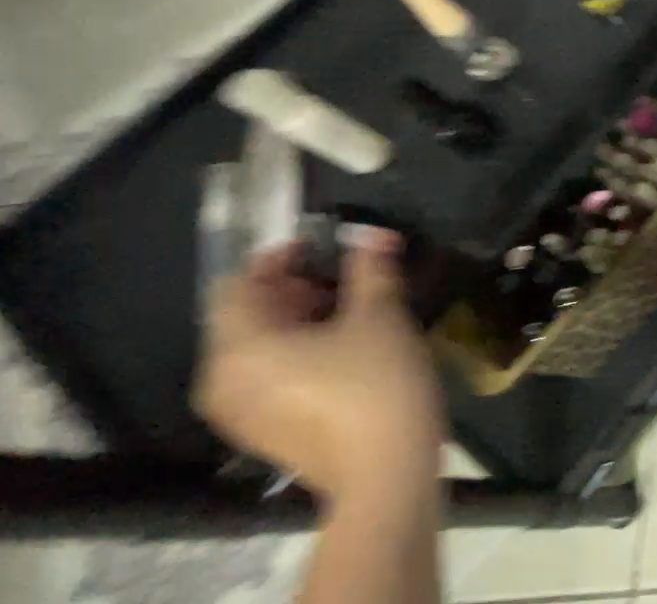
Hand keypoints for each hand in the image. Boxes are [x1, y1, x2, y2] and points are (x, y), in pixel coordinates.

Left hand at [193, 230, 442, 502]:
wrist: (386, 472)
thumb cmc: (377, 385)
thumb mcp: (381, 317)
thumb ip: (371, 270)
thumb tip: (372, 234)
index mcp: (238, 349)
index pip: (238, 285)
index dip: (279, 259)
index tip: (324, 245)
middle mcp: (221, 380)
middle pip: (245, 317)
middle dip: (293, 291)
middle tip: (346, 278)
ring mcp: (237, 412)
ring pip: (257, 348)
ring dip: (297, 322)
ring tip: (351, 313)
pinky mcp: (262, 431)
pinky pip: (267, 376)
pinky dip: (296, 354)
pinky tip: (345, 352)